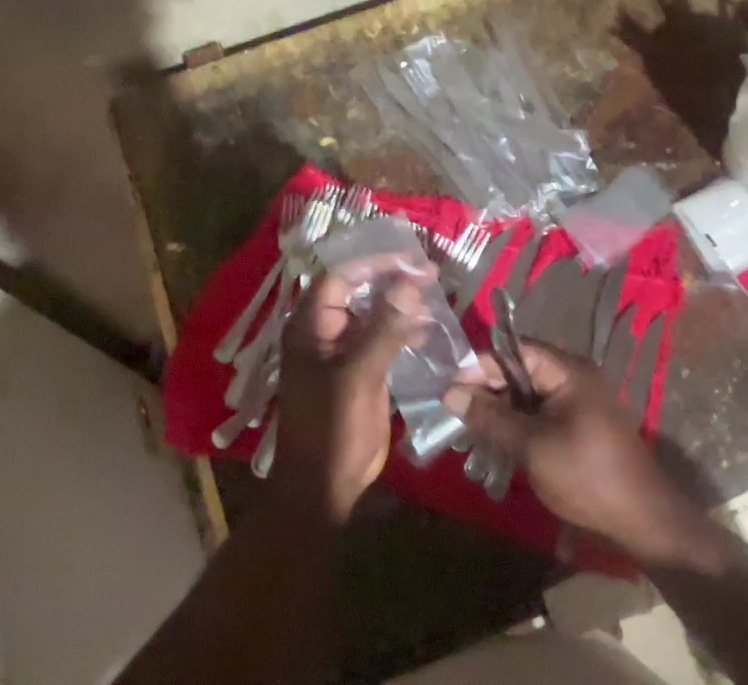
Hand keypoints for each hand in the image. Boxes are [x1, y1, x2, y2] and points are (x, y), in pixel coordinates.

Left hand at [271, 258, 431, 521]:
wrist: (324, 486)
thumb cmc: (332, 428)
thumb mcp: (358, 376)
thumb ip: (384, 329)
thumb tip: (409, 283)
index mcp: (310, 327)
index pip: (341, 278)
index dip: (375, 264)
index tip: (413, 261)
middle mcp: (323, 333)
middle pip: (358, 293)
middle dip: (392, 281)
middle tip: (432, 274)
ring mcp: (341, 354)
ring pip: (372, 316)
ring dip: (401, 306)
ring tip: (437, 299)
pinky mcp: (359, 374)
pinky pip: (381, 341)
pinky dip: (403, 332)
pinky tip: (431, 331)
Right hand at [444, 343, 711, 564]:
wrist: (643, 520)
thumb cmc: (586, 475)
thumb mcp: (531, 445)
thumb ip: (489, 416)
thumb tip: (450, 392)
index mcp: (569, 371)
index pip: (514, 350)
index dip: (480, 367)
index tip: (450, 390)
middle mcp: (575, 378)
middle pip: (519, 372)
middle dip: (487, 392)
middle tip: (455, 416)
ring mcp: (580, 403)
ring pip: (527, 397)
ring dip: (500, 413)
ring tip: (470, 436)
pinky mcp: (581, 426)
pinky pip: (541, 415)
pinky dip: (518, 426)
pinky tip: (496, 447)